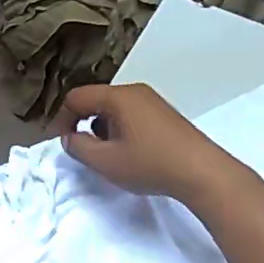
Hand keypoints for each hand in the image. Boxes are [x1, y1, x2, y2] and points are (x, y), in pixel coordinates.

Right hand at [54, 83, 246, 201]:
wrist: (201, 171)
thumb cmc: (151, 164)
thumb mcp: (106, 161)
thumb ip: (79, 147)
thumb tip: (71, 137)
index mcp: (119, 96)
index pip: (77, 97)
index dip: (62, 119)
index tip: (62, 142)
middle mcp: (135, 91)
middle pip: (96, 100)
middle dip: (84, 124)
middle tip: (85, 151)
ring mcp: (152, 101)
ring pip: (114, 109)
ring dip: (103, 129)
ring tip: (110, 156)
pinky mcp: (163, 114)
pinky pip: (131, 114)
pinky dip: (121, 129)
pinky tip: (131, 153)